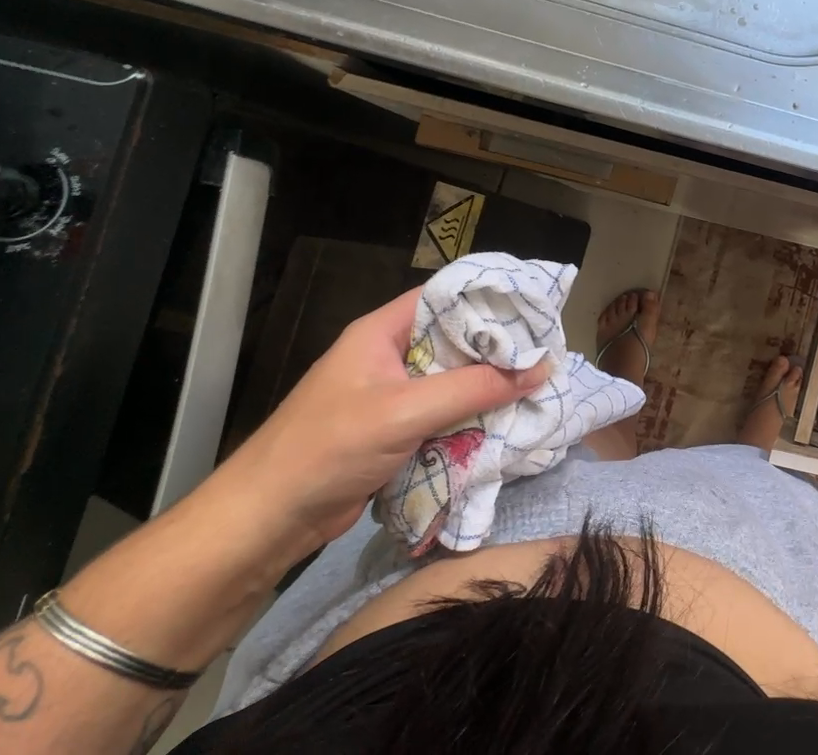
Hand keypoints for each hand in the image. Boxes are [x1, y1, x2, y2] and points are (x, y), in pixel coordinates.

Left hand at [210, 288, 546, 560]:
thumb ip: (475, 388)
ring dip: (492, 386)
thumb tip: (543, 369)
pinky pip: (449, 412)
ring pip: (457, 379)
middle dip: (502, 348)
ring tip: (542, 385)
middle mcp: (390, 357)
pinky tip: (511, 419)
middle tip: (549, 353)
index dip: (491, 299)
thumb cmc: (327, 450)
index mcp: (382, 333)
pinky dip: (477, 416)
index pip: (446, 297)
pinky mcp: (399, 429)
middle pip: (458, 339)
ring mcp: (394, 395)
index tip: (538, 310)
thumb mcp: (406, 411)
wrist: (268, 520)